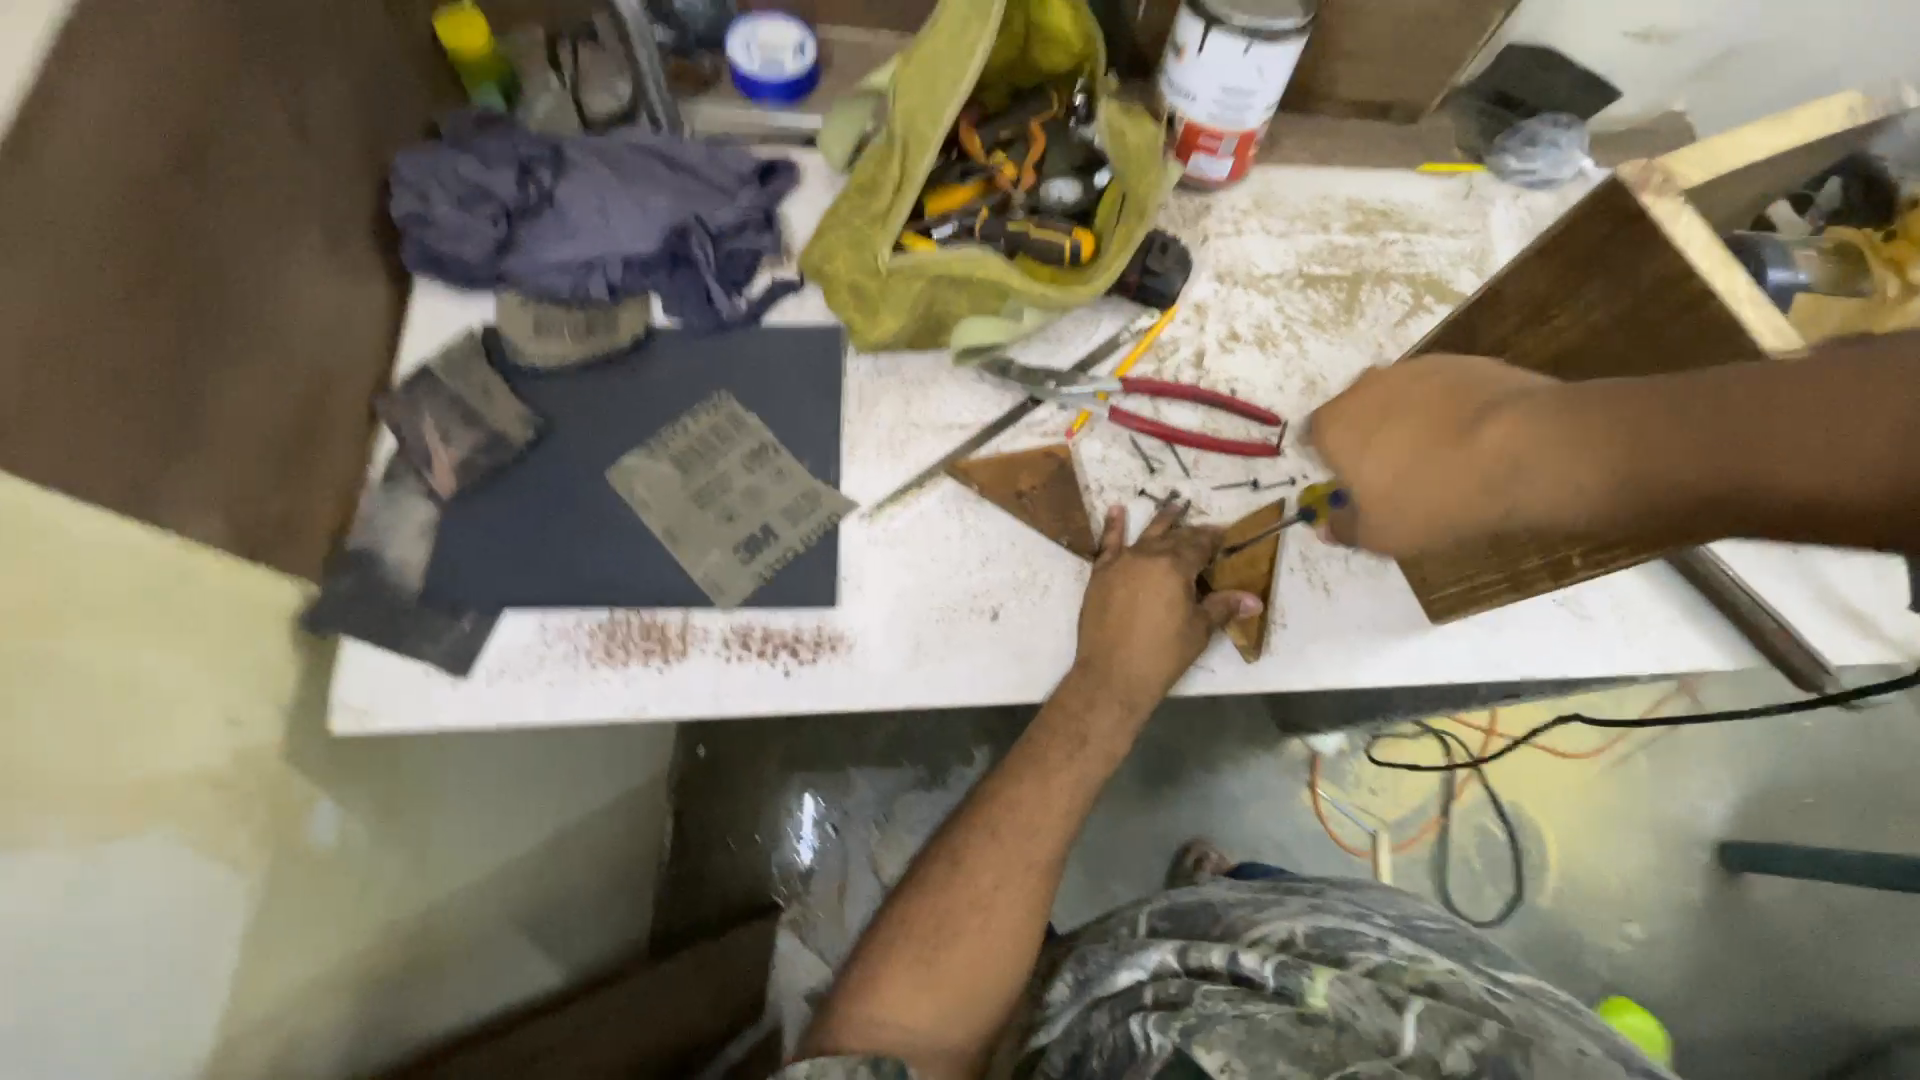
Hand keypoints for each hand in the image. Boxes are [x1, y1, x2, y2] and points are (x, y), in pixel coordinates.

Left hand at [1074, 502, 1262, 715]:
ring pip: (1145, 535)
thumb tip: (1255, 600)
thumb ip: (1222, 607)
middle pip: (1174, 539)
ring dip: (1162, 521)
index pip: (1200, 545)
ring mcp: (1120, 563)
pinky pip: (1107, 544)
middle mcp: (1147, 556)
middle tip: (1206, 530)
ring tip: (1174, 505)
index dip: (1213, 540)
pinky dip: (1113, 526)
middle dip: (1192, 533)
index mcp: (1175, 567)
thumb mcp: (1198, 630)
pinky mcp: (1100, 575)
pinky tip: (1117, 510)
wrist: (1112, 673)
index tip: (1224, 535)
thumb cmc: (1162, 654)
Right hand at [1307, 353, 1562, 556]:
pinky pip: (1445, 392)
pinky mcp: (1465, 362)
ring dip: (1411, 423)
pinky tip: (1478, 441)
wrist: (1526, 449)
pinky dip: (1452, 412)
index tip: (1355, 485)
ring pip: (1402, 400)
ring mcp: (1417, 369)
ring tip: (1445, 459)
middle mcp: (1365, 387)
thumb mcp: (1381, 535)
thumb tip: (1327, 526)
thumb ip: (1345, 528)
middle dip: (1370, 439)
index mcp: (1334, 425)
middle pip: (1357, 413)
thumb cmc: (1433, 497)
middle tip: (1398, 474)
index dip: (1332, 462)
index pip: (1314, 438)